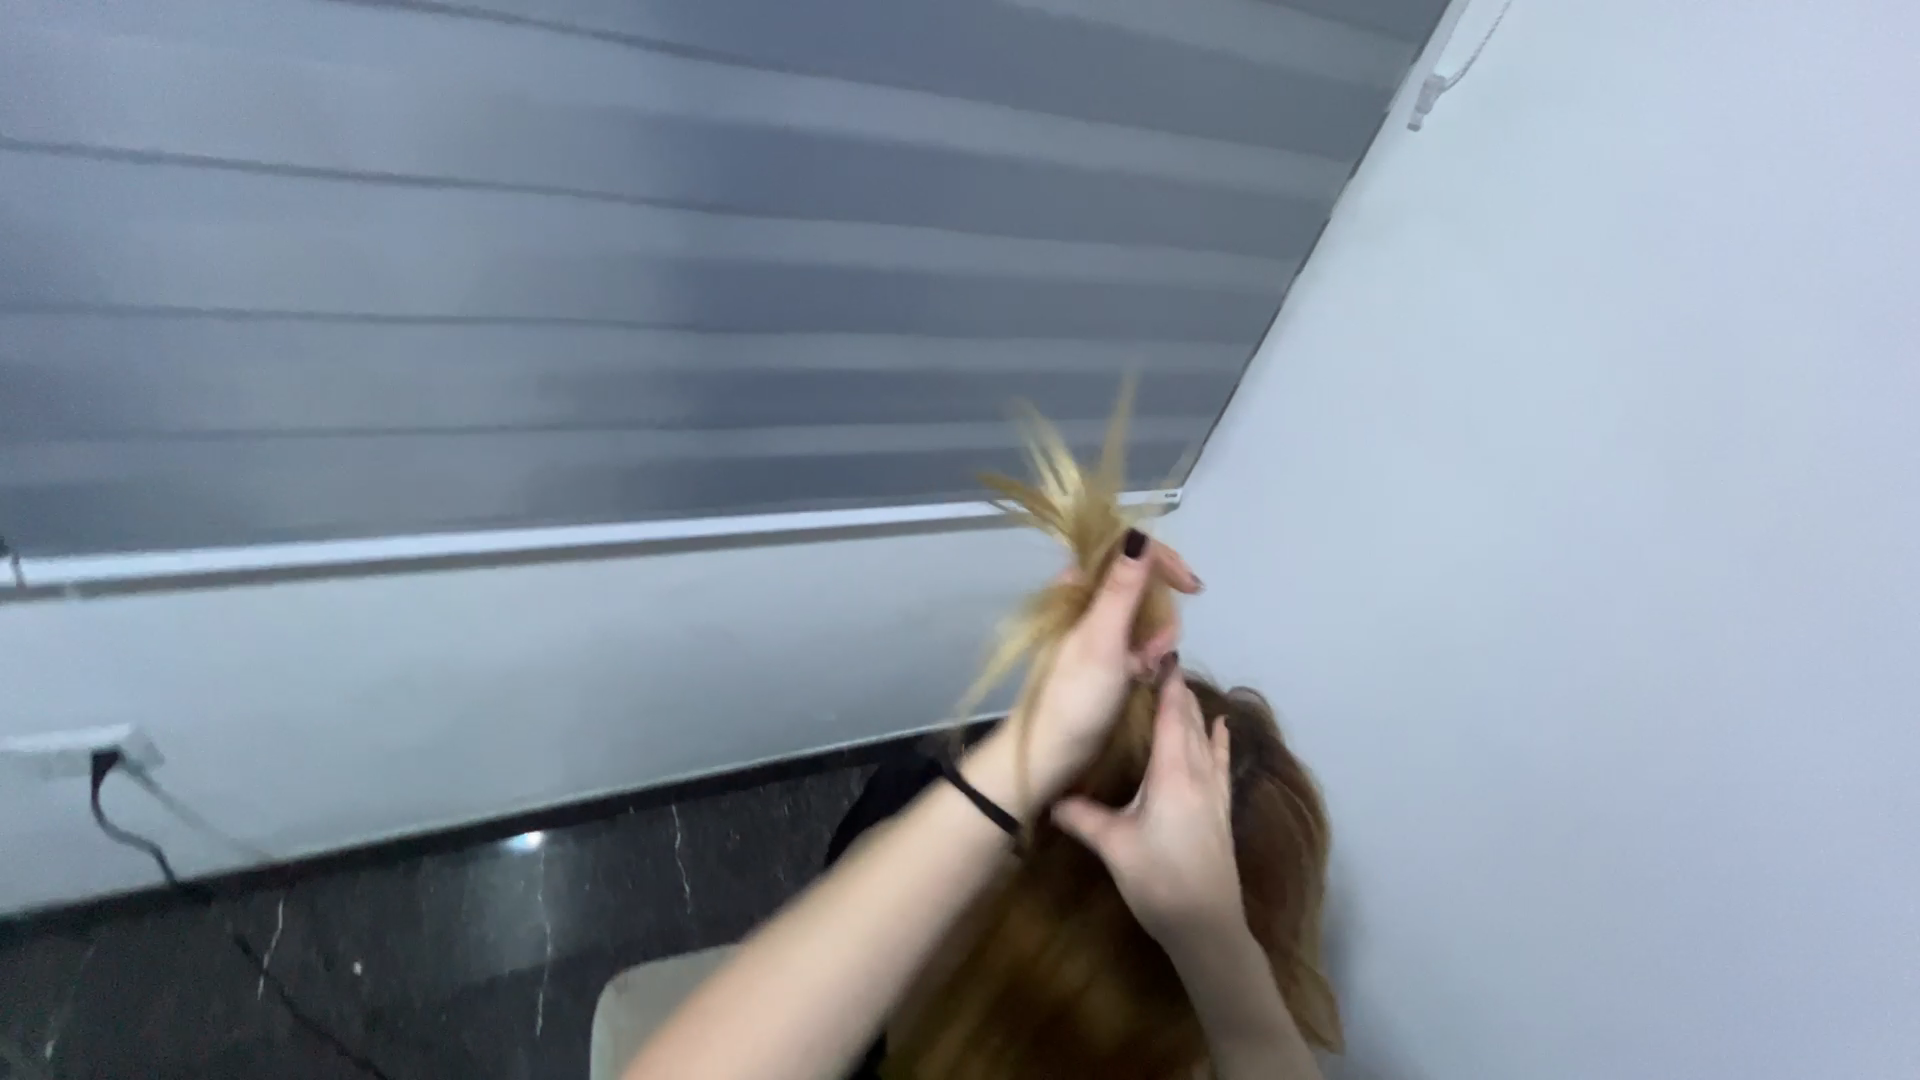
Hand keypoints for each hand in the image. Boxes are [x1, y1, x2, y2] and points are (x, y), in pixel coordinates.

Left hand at [1008, 531, 1200, 799]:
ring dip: (1156, 638)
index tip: (1192, 588)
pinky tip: (1143, 675)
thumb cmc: (1076, 695)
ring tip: (1145, 668)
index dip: (1163, 561)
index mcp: (1077, 585)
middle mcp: (1086, 599)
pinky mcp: (1107, 653)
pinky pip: (1140, 639)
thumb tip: (1138, 534)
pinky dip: (1148, 654)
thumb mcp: (1102, 638)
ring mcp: (1097, 627)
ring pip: (1146, 613)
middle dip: (1160, 613)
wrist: (1054, 751)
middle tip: (1154, 650)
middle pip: (1143, 582)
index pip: (1126, 549)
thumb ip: (1122, 587)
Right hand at [1052, 670, 1244, 952]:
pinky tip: (1223, 728)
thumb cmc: (1159, 880)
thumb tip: (1047, 800)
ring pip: (1206, 738)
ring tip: (1183, 687)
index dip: (1167, 684)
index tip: (1160, 654)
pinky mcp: (1221, 810)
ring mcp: (1215, 792)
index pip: (1172, 715)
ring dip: (1195, 711)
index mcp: (1173, 772)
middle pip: (1190, 721)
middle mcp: (1198, 773)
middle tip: (1157, 664)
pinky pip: (1221, 762)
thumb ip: (1081, 817)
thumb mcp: (1113, 846)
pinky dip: (1219, 740)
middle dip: (1177, 691)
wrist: (1207, 927)